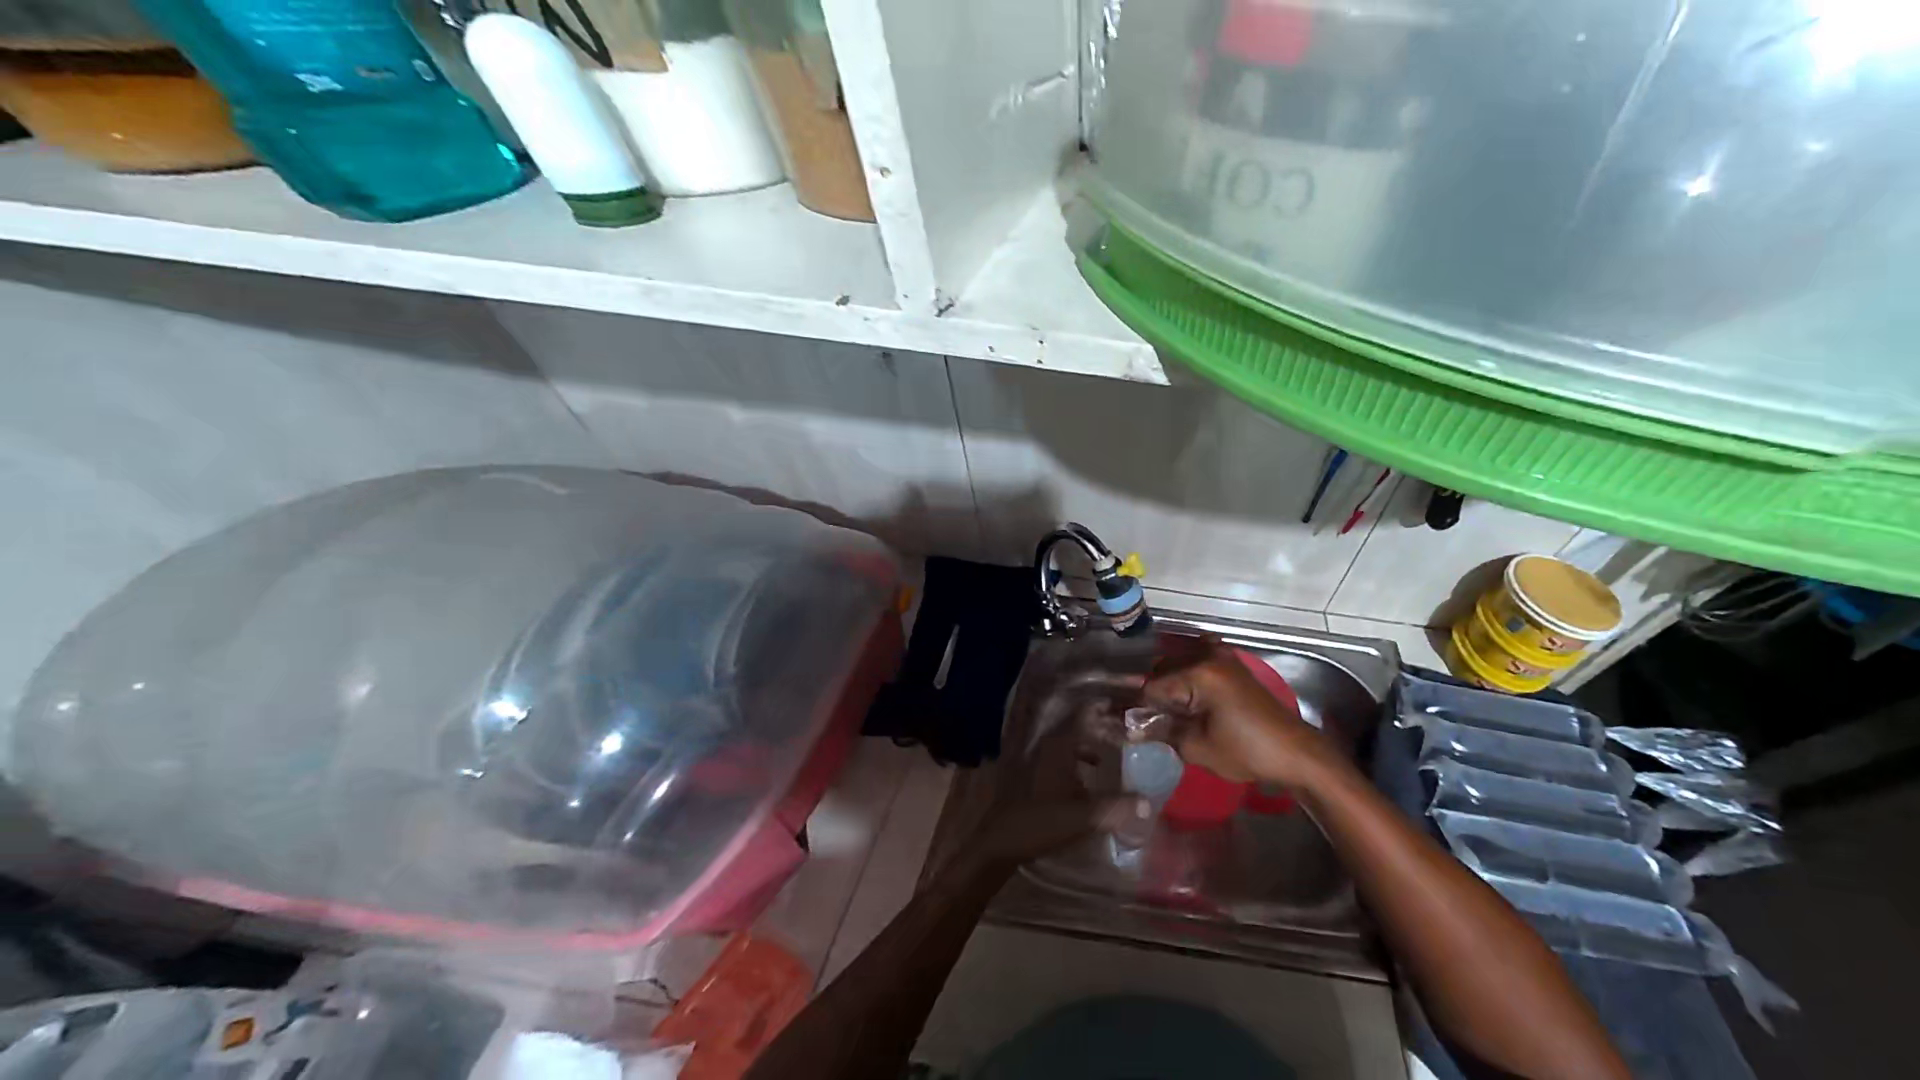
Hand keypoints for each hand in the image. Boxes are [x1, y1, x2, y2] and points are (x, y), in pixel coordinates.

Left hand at [967, 724, 1143, 868]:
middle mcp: (1048, 745)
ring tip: (1117, 755)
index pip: (1085, 713)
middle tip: (1131, 734)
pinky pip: (1064, 758)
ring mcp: (1039, 759)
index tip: (1131, 709)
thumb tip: (1148, 802)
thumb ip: (1116, 807)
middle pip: (1081, 727)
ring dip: (1093, 746)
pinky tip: (1092, 779)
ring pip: (1072, 743)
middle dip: (1105, 728)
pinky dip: (1081, 761)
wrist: (1000, 841)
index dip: (1107, 708)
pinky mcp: (1035, 773)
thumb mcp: (1083, 817)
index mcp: (1059, 746)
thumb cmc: (1040, 822)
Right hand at [1141, 640, 1343, 788]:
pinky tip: (1189, 693)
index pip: (1151, 687)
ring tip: (1172, 714)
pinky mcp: (1233, 665)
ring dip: (1171, 686)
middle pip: (1163, 672)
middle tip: (1154, 724)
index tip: (1135, 728)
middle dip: (1155, 697)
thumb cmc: (1247, 752)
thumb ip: (1161, 732)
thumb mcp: (1197, 747)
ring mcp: (1223, 657)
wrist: (1297, 755)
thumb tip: (1132, 728)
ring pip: (1179, 666)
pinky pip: (1199, 660)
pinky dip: (1190, 672)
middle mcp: (1207, 656)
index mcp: (1198, 673)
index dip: (1140, 709)